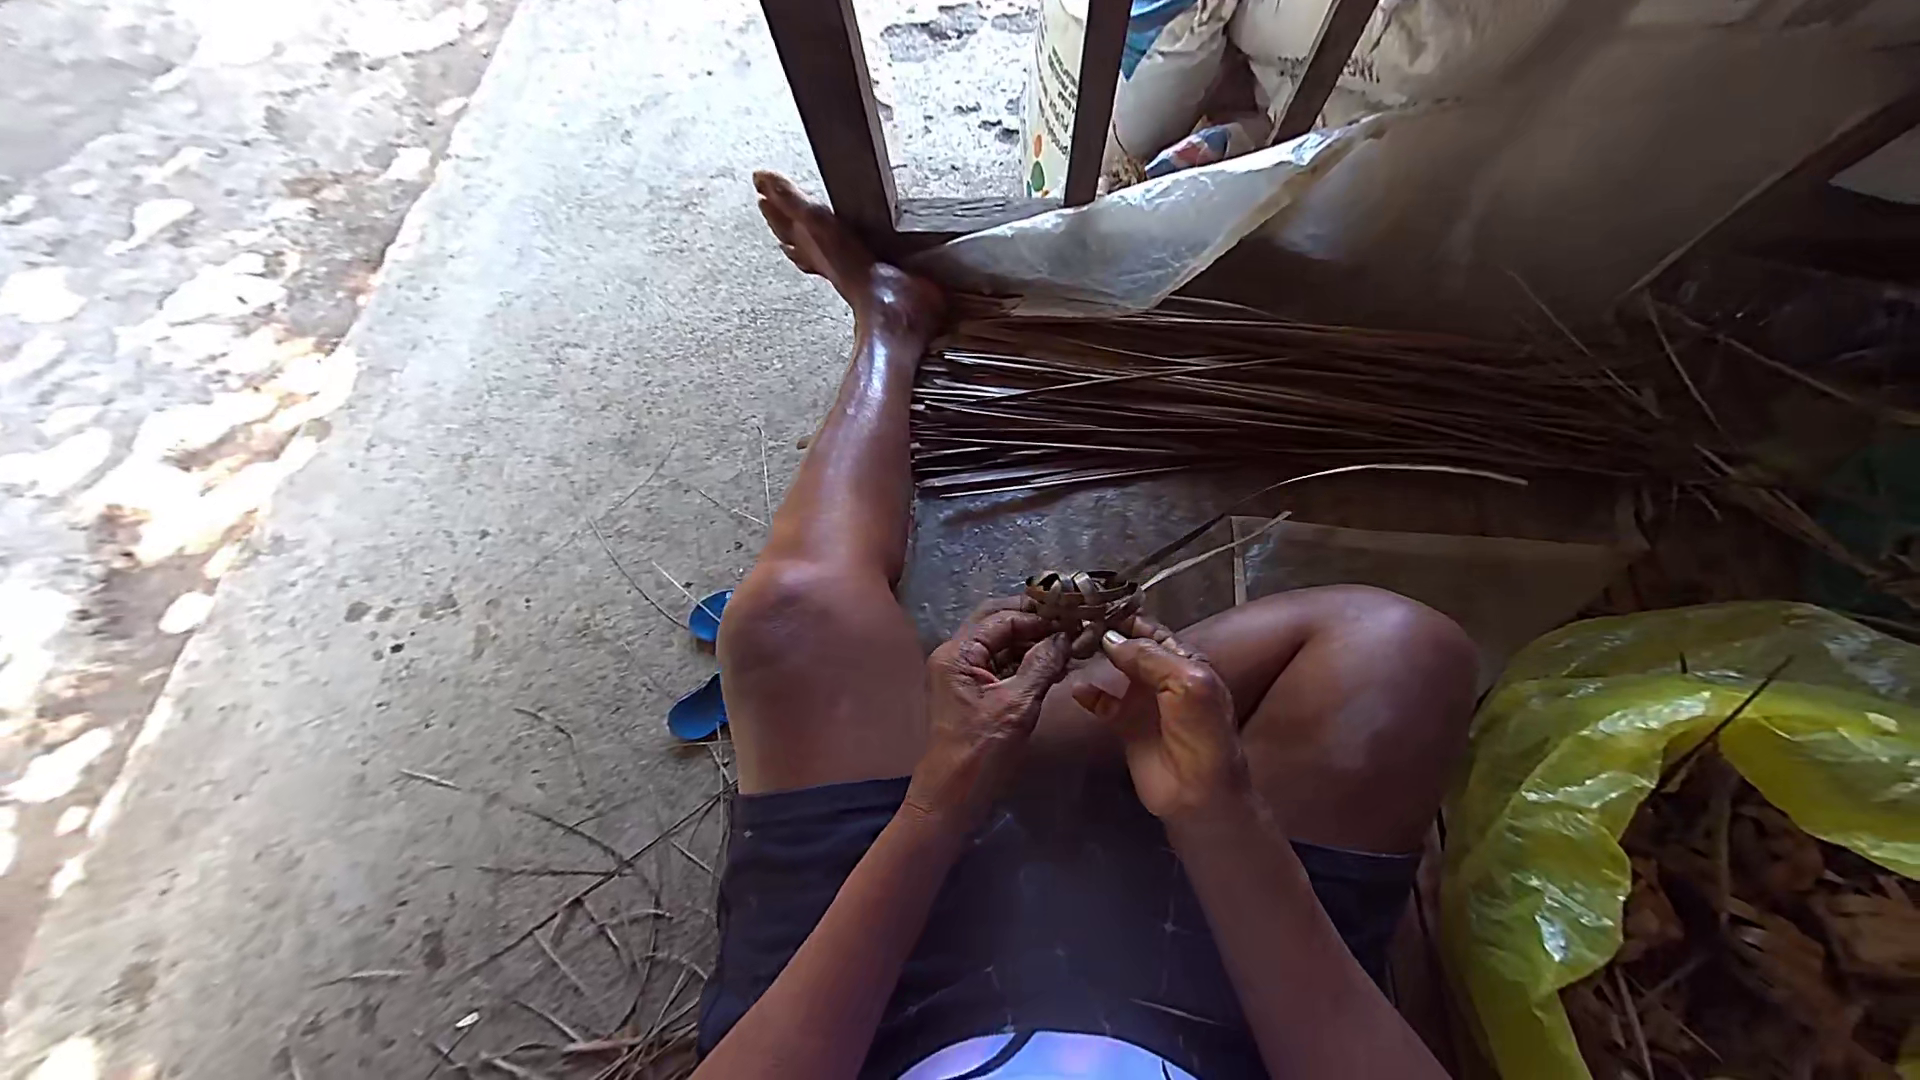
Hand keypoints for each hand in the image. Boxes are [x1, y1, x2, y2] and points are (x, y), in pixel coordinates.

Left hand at [903, 596, 1071, 833]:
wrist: (953, 797)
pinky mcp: (972, 690)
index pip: (1001, 619)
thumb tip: (1066, 636)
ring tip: (1069, 642)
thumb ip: (1042, 665)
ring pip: (1001, 643)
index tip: (1071, 618)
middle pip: (997, 623)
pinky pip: (1002, 664)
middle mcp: (955, 655)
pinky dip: (1027, 661)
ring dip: (1032, 641)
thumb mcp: (1017, 706)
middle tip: (1069, 622)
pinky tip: (1055, 663)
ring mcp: (962, 672)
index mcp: (957, 653)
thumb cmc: (981, 751)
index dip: (1037, 617)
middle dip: (1033, 622)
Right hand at [1072, 617, 1252, 825]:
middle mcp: (1163, 677)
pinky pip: (1103, 704)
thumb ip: (1149, 658)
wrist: (1199, 795)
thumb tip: (1111, 638)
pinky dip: (1089, 695)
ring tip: (1073, 646)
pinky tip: (1077, 689)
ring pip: (1114, 671)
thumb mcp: (1186, 684)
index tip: (1097, 605)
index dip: (1128, 619)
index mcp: (1186, 663)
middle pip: (1131, 647)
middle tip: (1077, 621)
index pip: (1153, 631)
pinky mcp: (1126, 725)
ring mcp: (1144, 702)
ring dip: (1096, 658)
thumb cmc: (1201, 734)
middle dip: (1107, 634)